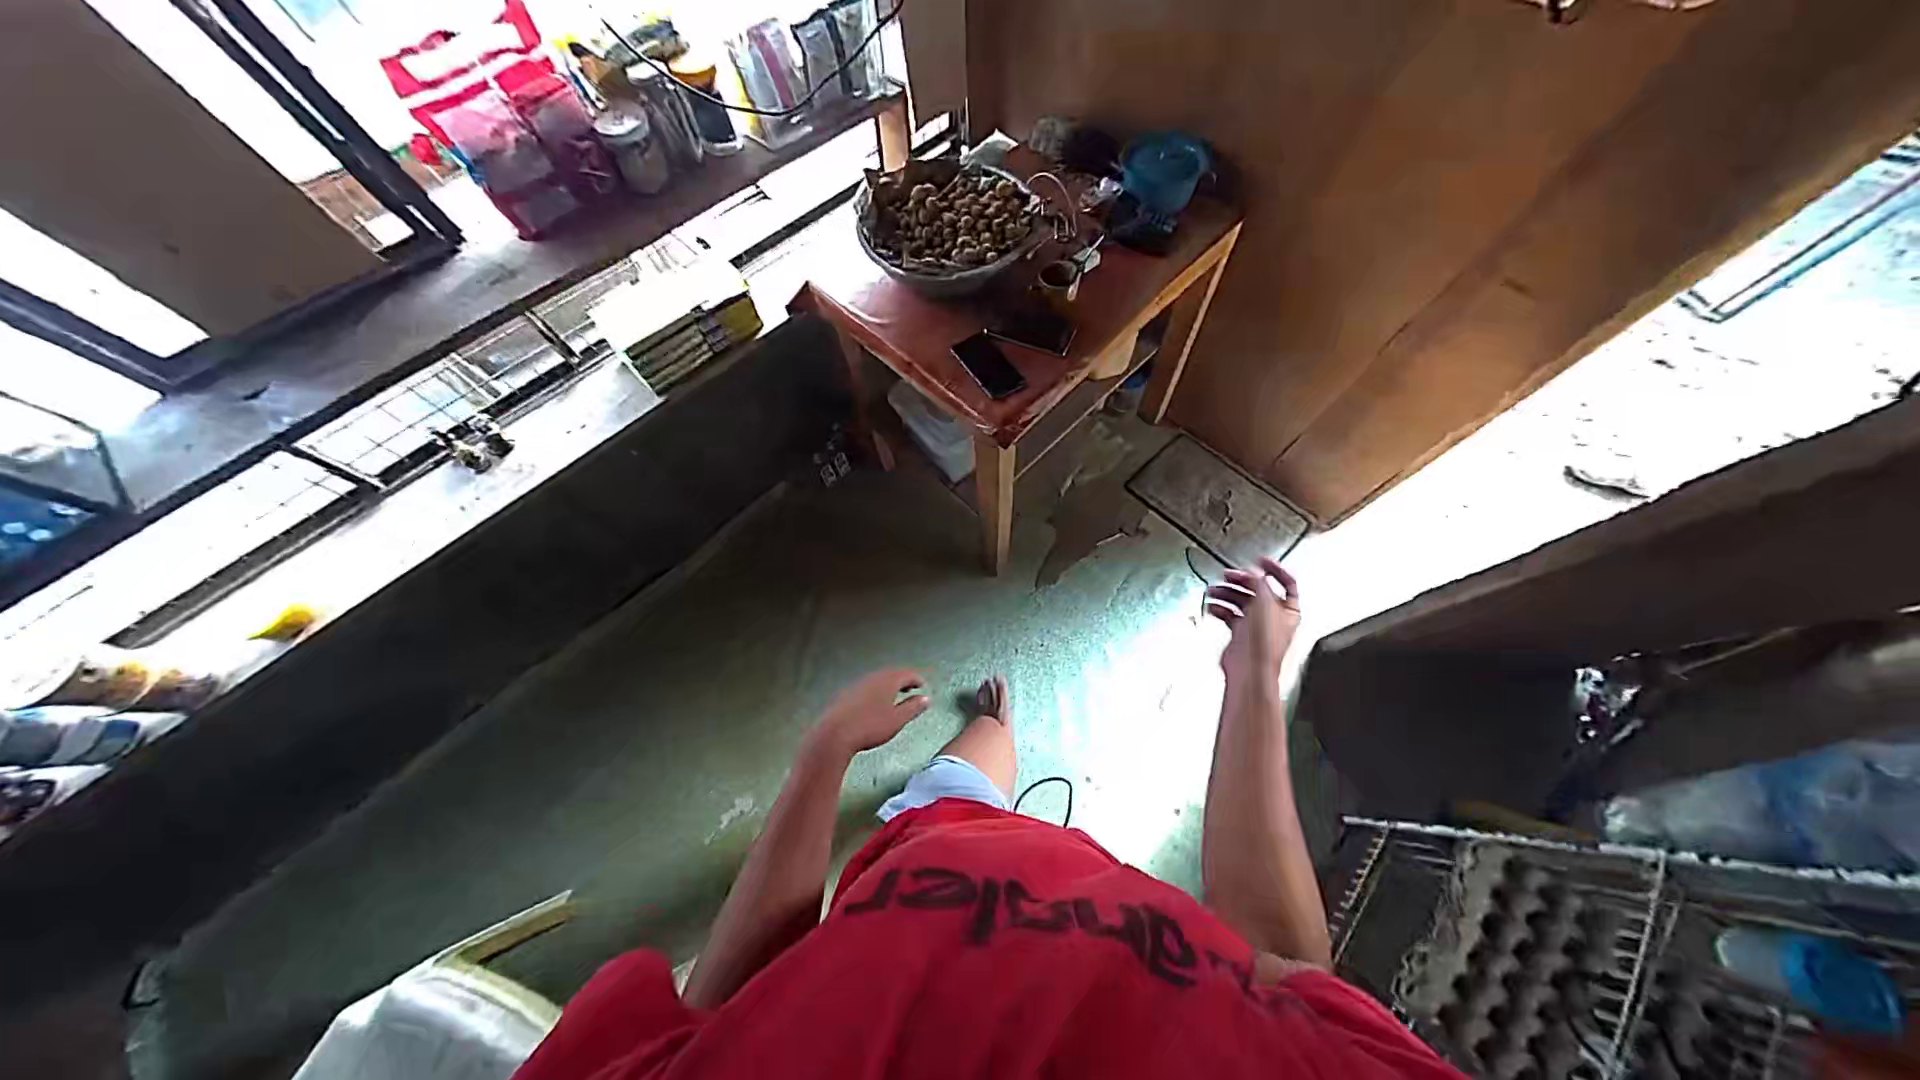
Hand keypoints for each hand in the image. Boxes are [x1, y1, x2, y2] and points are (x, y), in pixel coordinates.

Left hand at [809, 669, 930, 757]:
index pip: (906, 674)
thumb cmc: (869, 727)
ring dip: (888, 686)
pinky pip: (866, 688)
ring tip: (894, 696)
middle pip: (891, 674)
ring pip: (877, 681)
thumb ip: (913, 707)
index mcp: (887, 681)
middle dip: (902, 681)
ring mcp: (857, 686)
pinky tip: (874, 705)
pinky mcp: (846, 696)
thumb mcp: (898, 720)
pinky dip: (875, 692)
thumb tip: (925, 699)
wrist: (835, 735)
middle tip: (910, 688)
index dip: (916, 679)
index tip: (921, 684)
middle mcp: (872, 679)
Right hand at [1205, 558, 1301, 687]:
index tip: (1259, 560)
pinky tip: (1212, 606)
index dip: (1274, 569)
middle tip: (1227, 574)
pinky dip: (1220, 608)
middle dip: (1241, 580)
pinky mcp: (1240, 633)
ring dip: (1226, 593)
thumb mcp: (1263, 602)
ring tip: (1213, 590)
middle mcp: (1273, 616)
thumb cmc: (1263, 643)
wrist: (1249, 668)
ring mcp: (1256, 625)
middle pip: (1257, 591)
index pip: (1286, 582)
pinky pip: (1229, 615)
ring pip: (1241, 601)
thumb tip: (1253, 572)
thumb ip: (1258, 583)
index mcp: (1288, 610)